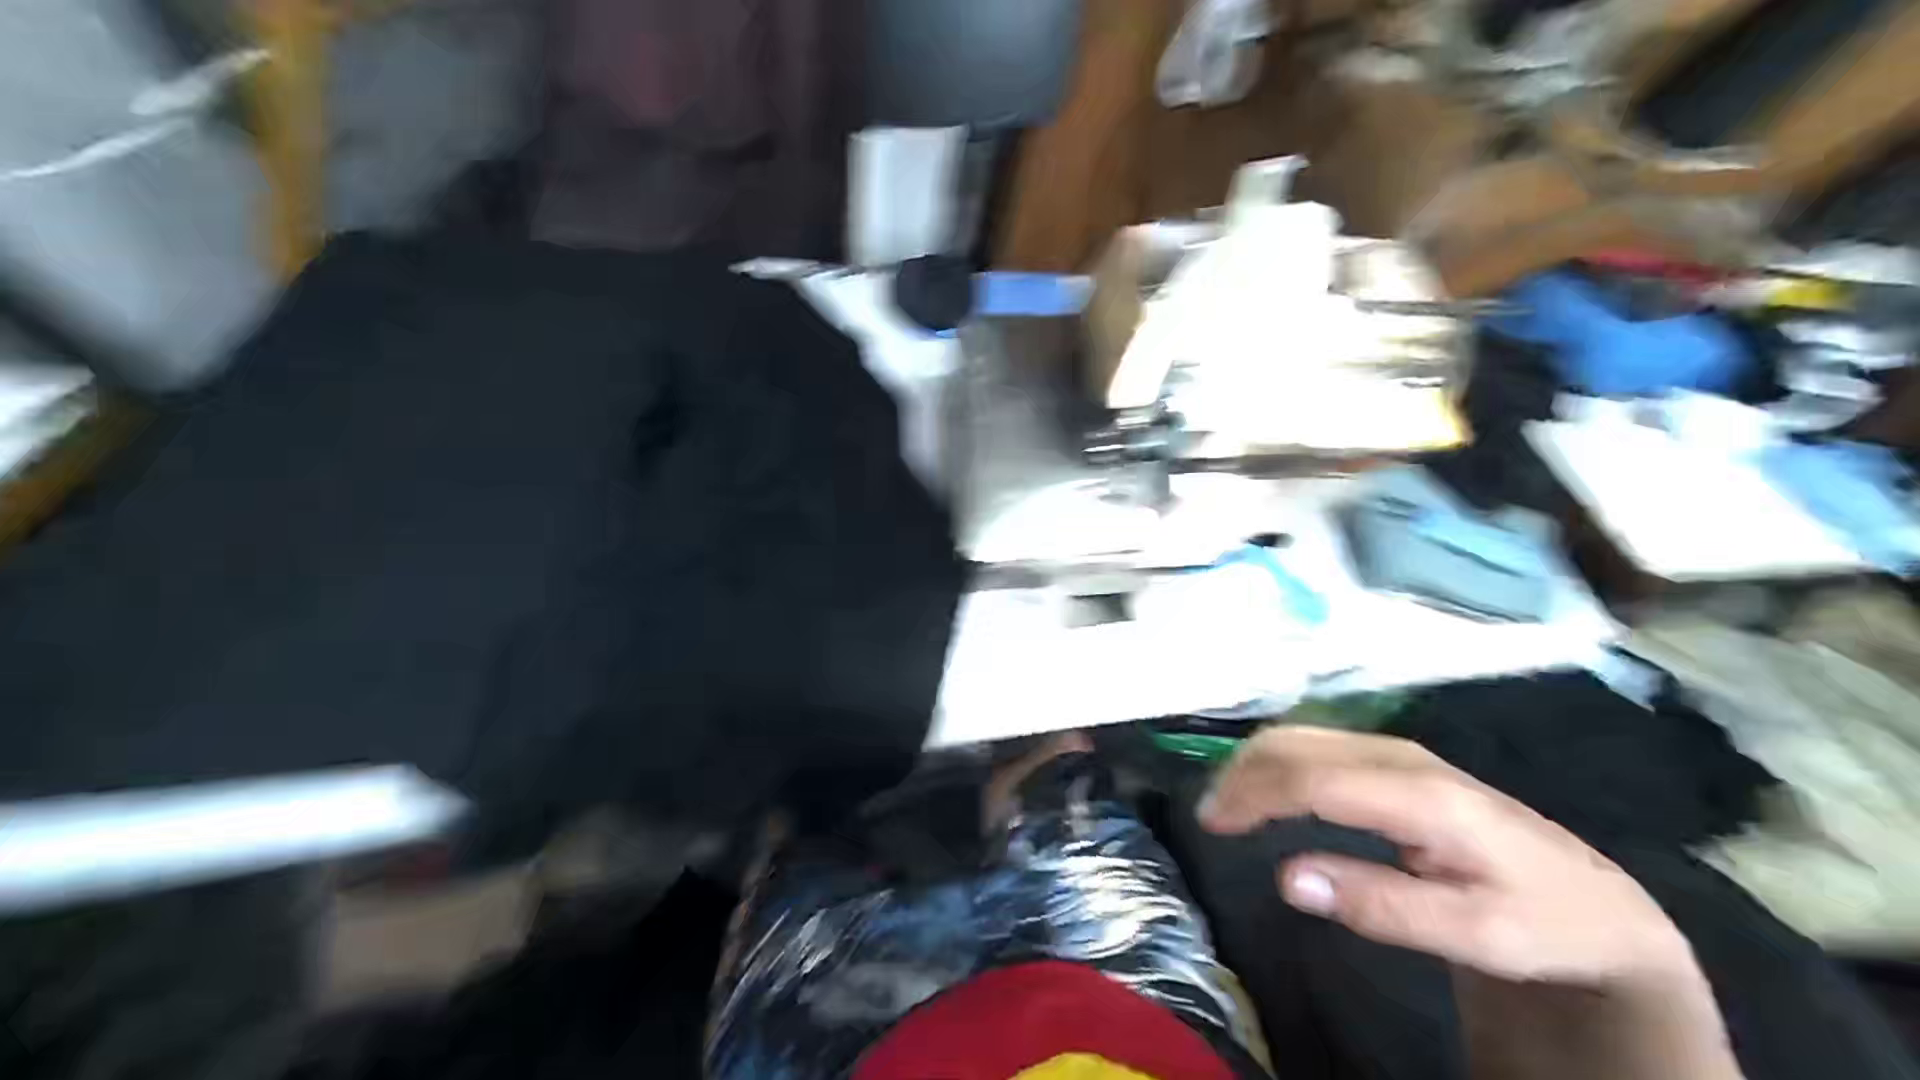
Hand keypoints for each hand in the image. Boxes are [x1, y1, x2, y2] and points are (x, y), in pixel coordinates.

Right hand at [1198, 725, 1689, 986]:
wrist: (1598, 903)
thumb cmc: (1537, 922)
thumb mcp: (1475, 935)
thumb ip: (1381, 906)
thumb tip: (1287, 878)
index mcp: (1420, 794)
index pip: (1313, 777)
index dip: (1254, 793)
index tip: (1213, 822)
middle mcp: (1400, 756)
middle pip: (1297, 744)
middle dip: (1241, 773)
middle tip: (1210, 817)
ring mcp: (1395, 750)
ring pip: (1300, 736)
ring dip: (1252, 763)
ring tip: (1226, 804)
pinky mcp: (1392, 758)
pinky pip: (1315, 744)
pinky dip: (1275, 760)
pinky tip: (1263, 787)